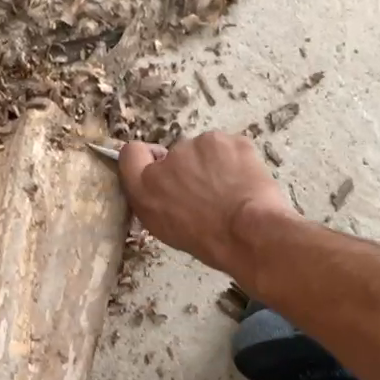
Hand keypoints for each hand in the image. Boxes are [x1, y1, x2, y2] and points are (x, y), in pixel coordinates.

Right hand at [119, 133, 293, 277]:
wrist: (247, 231)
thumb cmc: (208, 240)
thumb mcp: (167, 230)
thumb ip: (156, 200)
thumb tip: (167, 189)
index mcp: (144, 188)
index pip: (131, 154)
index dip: (147, 158)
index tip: (161, 166)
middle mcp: (164, 162)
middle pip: (174, 155)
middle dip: (189, 168)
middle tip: (209, 192)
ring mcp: (193, 146)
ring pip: (204, 150)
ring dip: (214, 164)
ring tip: (231, 189)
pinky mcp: (221, 139)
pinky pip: (227, 146)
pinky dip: (235, 159)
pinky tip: (245, 180)